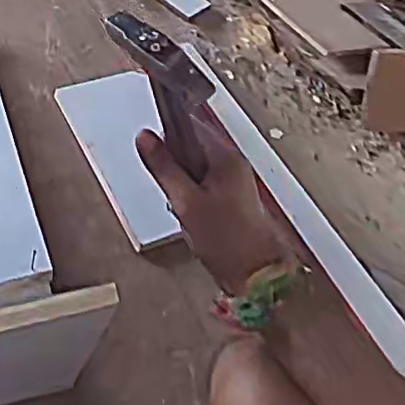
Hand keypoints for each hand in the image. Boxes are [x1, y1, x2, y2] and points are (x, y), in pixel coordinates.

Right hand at [137, 115, 292, 294]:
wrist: (259, 280)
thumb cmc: (226, 239)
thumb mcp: (185, 201)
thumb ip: (163, 166)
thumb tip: (144, 136)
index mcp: (225, 155)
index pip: (188, 124)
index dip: (167, 136)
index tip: (157, 156)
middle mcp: (232, 162)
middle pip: (189, 146)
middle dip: (174, 164)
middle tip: (172, 188)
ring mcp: (234, 179)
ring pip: (193, 166)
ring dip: (181, 181)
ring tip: (183, 205)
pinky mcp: (232, 196)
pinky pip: (201, 182)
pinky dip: (191, 193)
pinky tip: (191, 214)